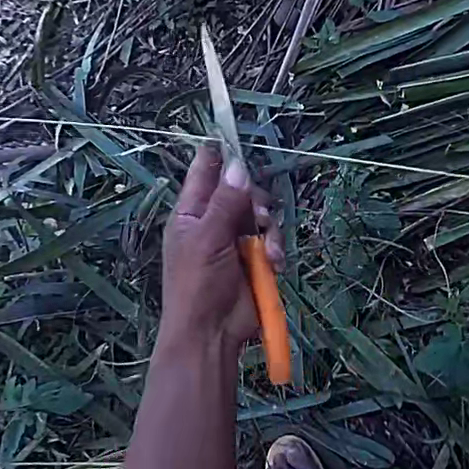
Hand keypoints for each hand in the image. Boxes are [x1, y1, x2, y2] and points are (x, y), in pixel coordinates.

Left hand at [160, 143, 282, 355]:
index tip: (236, 136)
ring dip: (269, 231)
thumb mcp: (207, 239)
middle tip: (259, 217)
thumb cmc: (196, 285)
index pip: (205, 172)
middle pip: (243, 191)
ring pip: (263, 216)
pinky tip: (272, 263)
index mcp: (192, 212)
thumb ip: (225, 202)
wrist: (211, 333)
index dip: (220, 154)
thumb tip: (238, 165)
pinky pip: (273, 241)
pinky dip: (275, 250)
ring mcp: (238, 241)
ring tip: (267, 253)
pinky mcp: (257, 259)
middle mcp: (216, 221)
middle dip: (256, 202)